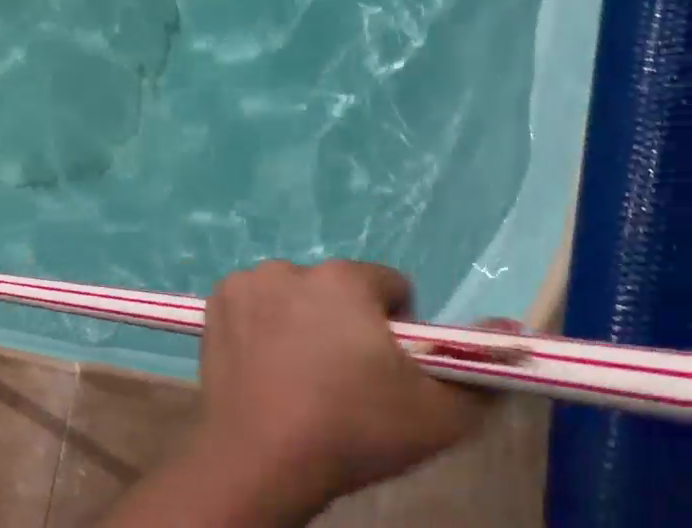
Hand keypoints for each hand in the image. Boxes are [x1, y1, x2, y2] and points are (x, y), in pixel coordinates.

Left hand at [192, 259, 493, 513]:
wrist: (262, 451)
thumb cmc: (357, 427)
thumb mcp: (445, 411)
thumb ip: (481, 367)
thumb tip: (511, 327)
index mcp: (340, 281)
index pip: (390, 285)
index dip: (402, 325)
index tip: (395, 364)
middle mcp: (285, 270)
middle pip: (335, 289)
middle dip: (349, 320)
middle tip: (350, 375)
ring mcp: (240, 286)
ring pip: (291, 297)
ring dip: (304, 321)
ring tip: (308, 376)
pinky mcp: (210, 307)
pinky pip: (254, 309)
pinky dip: (265, 328)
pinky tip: (271, 370)